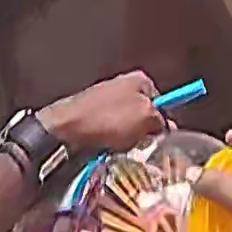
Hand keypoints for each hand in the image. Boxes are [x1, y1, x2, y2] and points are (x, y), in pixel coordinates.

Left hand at [38, 71, 164, 153]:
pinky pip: (110, 135)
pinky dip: (112, 145)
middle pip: (144, 115)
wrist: (66, 130)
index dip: (164, 122)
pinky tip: (109, 151)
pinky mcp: (92, 118)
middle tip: (142, 147)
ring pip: (127, 128)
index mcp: (139, 80)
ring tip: (122, 150)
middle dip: (144, 133)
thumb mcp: (146, 117)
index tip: (164, 141)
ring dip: (127, 142)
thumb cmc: (107, 118)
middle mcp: (123, 86)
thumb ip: (161, 120)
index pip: (162, 101)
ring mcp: (106, 101)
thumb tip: (166, 126)